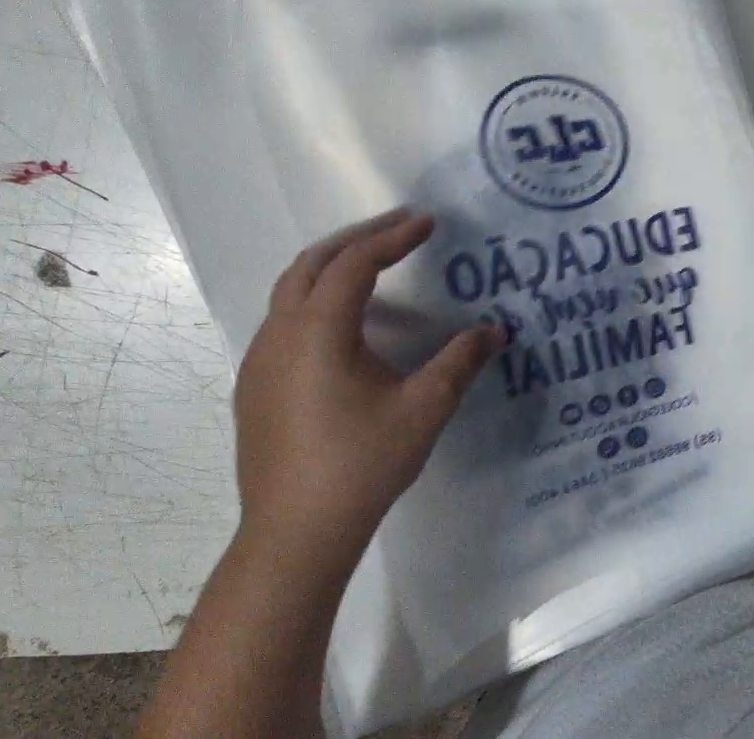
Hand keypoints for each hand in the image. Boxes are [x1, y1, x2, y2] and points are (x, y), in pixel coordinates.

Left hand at [233, 209, 504, 570]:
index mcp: (317, 335)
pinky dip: (319, 299)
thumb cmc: (364, 461)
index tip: (429, 222)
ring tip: (377, 262)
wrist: (296, 532)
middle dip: (355, 239)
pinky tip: (350, 321)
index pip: (352, 266)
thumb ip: (461, 360)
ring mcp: (260, 365)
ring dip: (332, 267)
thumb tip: (495, 331)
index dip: (392, 238)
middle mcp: (278, 339)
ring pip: (289, 294)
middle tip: (402, 227)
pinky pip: (285, 322)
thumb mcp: (426, 407)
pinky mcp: (257, 388)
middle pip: (308, 267)